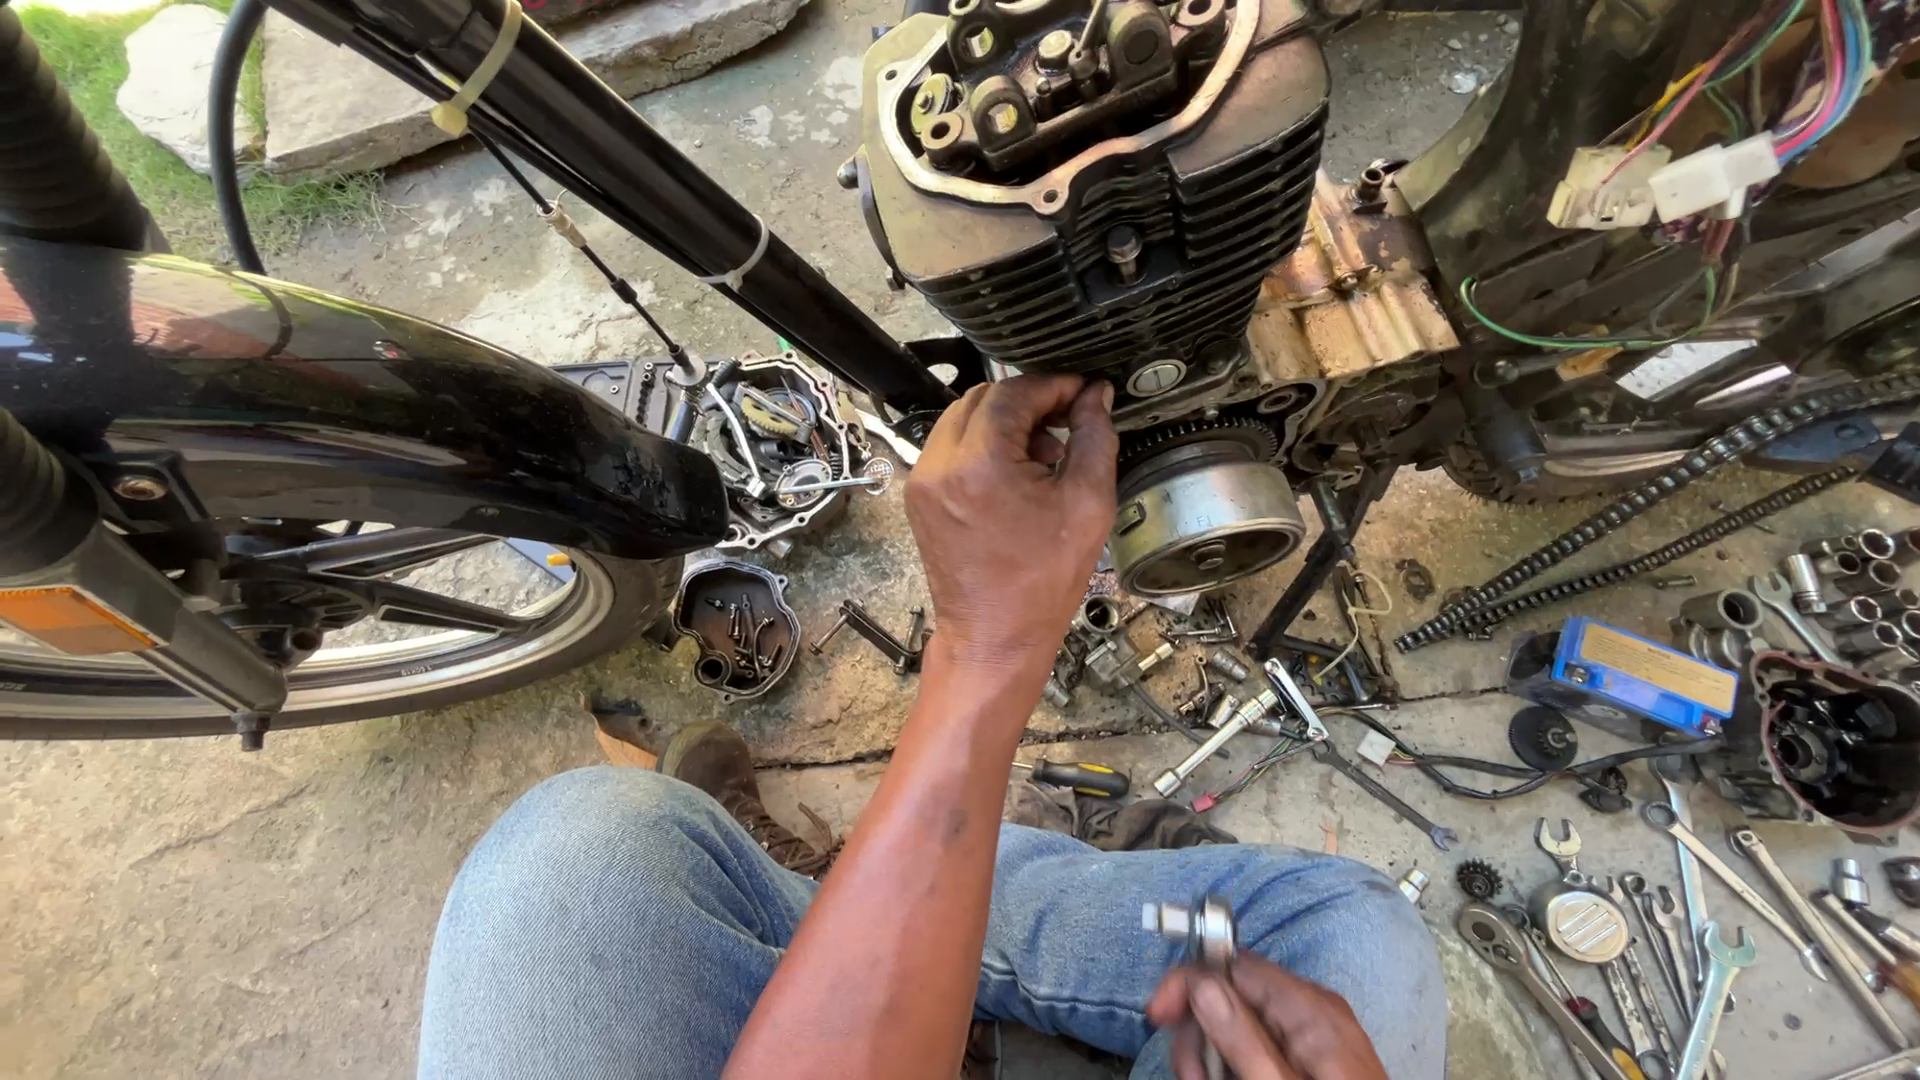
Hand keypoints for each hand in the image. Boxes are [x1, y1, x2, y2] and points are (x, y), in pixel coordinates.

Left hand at [904, 374, 1116, 673]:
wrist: (994, 635)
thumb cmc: (1041, 583)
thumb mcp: (1087, 505)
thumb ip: (1094, 438)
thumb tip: (1096, 397)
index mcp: (979, 464)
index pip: (1013, 393)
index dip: (1054, 386)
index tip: (1082, 392)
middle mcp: (939, 465)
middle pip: (983, 398)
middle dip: (1029, 401)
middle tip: (1067, 421)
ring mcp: (922, 481)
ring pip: (963, 419)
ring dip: (1005, 421)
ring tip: (1045, 454)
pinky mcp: (919, 496)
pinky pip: (950, 447)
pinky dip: (982, 444)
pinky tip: (1015, 472)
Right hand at [1146, 954, 1388, 1079]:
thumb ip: (1242, 1039)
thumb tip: (1202, 984)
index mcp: (1310, 1008)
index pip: (1231, 964)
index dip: (1188, 983)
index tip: (1158, 1016)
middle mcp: (1312, 1010)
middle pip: (1230, 993)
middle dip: (1199, 1032)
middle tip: (1192, 1077)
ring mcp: (1313, 1036)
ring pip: (1237, 1022)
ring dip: (1212, 1055)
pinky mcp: (1310, 1060)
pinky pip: (1258, 1045)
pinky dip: (1234, 1065)